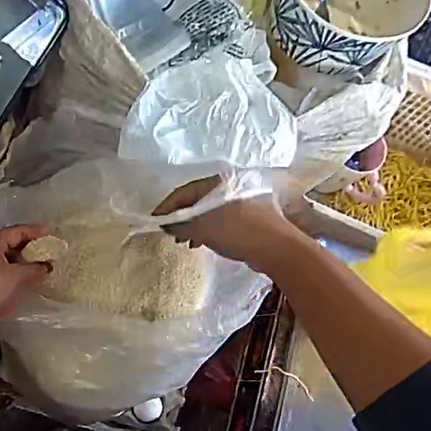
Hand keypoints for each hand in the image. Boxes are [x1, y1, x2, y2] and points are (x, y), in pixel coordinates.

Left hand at [0, 226, 50, 346]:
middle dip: (30, 245)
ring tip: (40, 263)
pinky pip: (3, 269)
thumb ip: (36, 268)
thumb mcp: (19, 276)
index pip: (17, 231)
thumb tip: (48, 265)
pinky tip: (26, 277)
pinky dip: (16, 270)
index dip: (35, 231)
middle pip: (10, 243)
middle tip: (48, 248)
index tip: (52, 233)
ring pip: (6, 257)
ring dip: (24, 259)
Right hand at [158, 180, 305, 272]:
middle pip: (196, 200)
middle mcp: (229, 187)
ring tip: (184, 240)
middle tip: (168, 233)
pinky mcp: (247, 216)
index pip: (183, 192)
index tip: (153, 221)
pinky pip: (220, 219)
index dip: (166, 207)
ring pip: (208, 211)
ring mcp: (240, 201)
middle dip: (180, 217)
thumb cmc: (237, 232)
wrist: (277, 247)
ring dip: (193, 225)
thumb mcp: (202, 228)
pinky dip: (207, 229)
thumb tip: (166, 224)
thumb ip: (180, 224)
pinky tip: (202, 242)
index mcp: (217, 182)